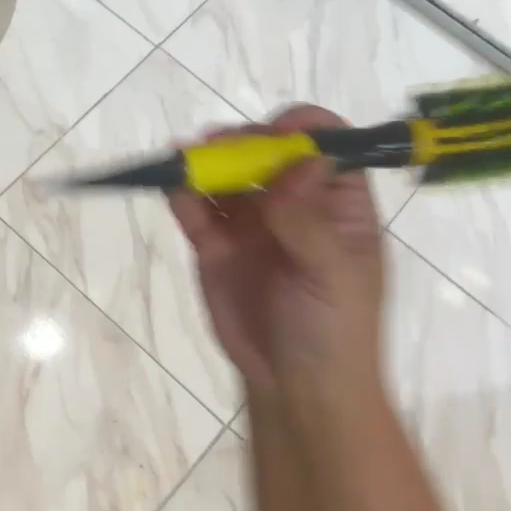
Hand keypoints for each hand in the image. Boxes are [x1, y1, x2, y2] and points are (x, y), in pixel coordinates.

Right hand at [169, 105, 386, 403]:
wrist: (294, 382)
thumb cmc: (333, 328)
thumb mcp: (332, 273)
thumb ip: (309, 219)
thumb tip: (301, 160)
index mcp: (338, 205)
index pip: (326, 149)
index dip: (303, 131)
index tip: (276, 128)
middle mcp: (293, 205)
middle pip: (266, 155)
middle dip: (243, 143)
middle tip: (216, 145)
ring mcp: (250, 225)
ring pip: (226, 179)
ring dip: (206, 164)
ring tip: (182, 160)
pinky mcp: (214, 247)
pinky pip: (196, 213)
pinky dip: (182, 197)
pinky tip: (171, 189)